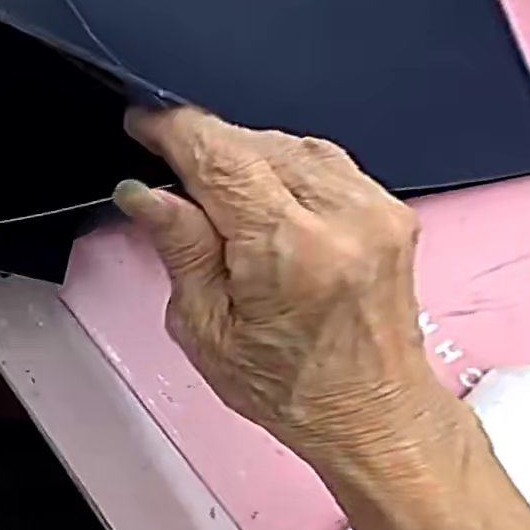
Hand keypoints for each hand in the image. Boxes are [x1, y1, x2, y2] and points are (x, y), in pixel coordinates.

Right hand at [113, 107, 459, 470]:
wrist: (365, 408)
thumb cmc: (274, 381)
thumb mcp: (200, 322)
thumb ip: (180, 246)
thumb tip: (145, 195)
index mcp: (288, 252)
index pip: (225, 162)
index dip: (177, 133)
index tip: (142, 120)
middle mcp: (344, 219)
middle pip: (259, 145)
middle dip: (200, 140)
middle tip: (154, 151)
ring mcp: (376, 210)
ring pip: (293, 144)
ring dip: (235, 148)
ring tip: (191, 171)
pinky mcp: (387, 211)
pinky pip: (323, 160)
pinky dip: (272, 158)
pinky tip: (243, 179)